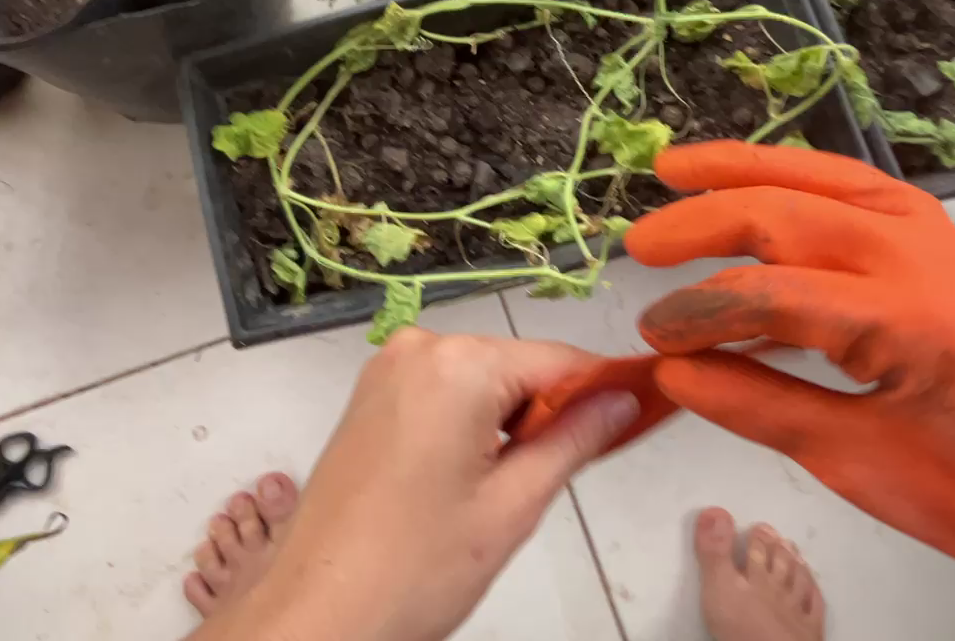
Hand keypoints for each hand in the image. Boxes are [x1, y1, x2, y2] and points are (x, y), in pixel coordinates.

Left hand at [200, 330, 639, 640]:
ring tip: (503, 484)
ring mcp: (388, 365)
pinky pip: (440, 387)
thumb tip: (624, 399)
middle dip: (547, 409)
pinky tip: (466, 471)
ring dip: (507, 417)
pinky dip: (468, 417)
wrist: (317, 609)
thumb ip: (575, 440)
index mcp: (458, 362)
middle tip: (556, 474)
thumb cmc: (418, 564)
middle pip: (513, 365)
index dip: (600, 386)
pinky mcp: (371, 390)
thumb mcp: (513, 505)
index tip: (637, 412)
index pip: (556, 358)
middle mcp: (420, 345)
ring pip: (477, 377)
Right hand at [628, 141, 954, 640]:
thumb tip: (673, 372)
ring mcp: (935, 234)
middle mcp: (921, 259)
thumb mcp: (865, 466)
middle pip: (783, 215)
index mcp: (911, 325)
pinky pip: (852, 182)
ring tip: (673, 166)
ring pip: (817, 175)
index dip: (697, 312)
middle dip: (700, 224)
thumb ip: (758, 406)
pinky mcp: (940, 232)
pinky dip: (793, 170)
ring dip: (738, 167)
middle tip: (639, 246)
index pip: (769, 296)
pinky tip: (754, 175)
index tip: (653, 337)